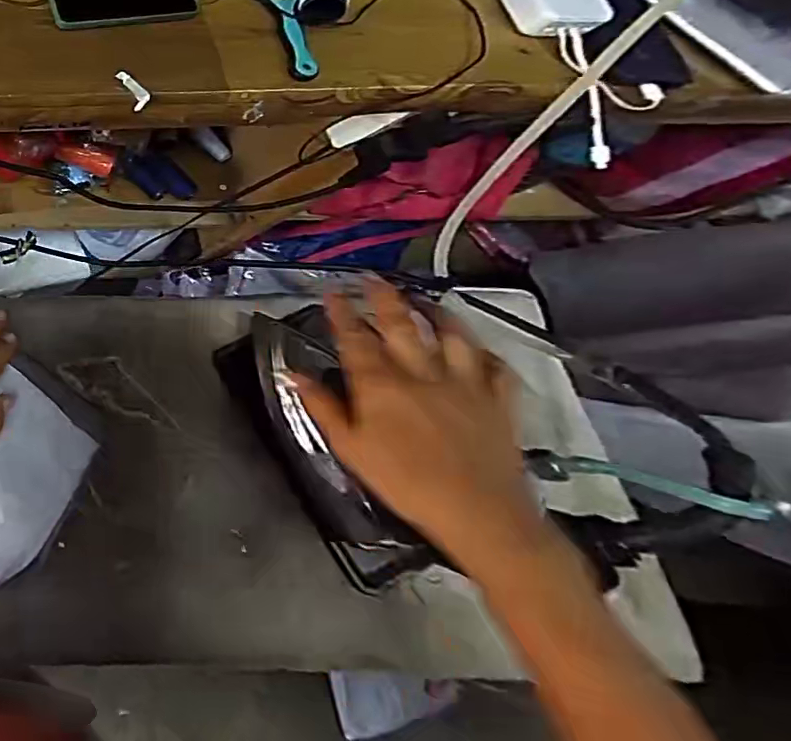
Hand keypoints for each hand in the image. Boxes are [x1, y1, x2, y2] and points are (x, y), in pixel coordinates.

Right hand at [287, 276, 540, 558]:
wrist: (478, 513)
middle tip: (373, 278)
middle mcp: (420, 371)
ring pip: (451, 334)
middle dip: (383, 297)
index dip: (342, 312)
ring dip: (437, 313)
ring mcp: (464, 381)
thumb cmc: (405, 483)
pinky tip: (480, 349)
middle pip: (401, 323)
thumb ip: (322, 407)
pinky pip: (495, 366)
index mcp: (381, 384)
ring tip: (426, 301)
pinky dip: (486, 354)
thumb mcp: (350, 449)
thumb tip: (292, 373)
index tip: (333, 293)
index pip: (356, 337)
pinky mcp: (498, 399)